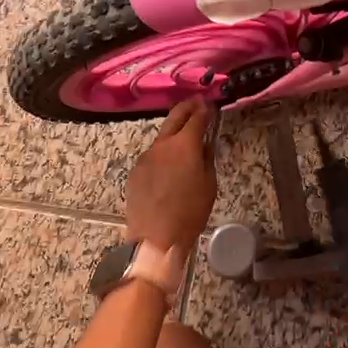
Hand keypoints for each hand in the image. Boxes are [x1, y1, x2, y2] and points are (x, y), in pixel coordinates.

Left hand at [124, 100, 216, 249]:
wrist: (155, 240)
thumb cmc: (190, 213)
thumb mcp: (209, 185)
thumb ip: (207, 159)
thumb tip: (204, 146)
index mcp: (185, 145)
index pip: (197, 117)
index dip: (206, 110)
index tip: (211, 107)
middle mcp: (163, 145)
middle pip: (175, 116)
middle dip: (188, 108)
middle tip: (197, 107)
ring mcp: (146, 157)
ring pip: (162, 139)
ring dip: (174, 137)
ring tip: (183, 147)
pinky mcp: (135, 172)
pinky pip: (152, 157)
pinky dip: (161, 157)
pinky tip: (167, 172)